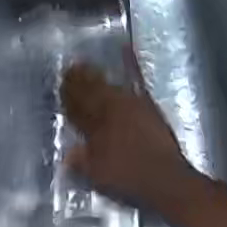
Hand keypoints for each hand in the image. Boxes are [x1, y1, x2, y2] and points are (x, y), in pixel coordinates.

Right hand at [61, 58, 197, 211]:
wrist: (166, 179)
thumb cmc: (129, 178)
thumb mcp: (97, 174)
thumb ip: (79, 160)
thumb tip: (67, 153)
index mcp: (96, 121)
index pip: (77, 103)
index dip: (67, 94)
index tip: (60, 84)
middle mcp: (112, 106)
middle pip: (91, 89)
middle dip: (78, 80)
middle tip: (68, 69)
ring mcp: (131, 103)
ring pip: (108, 84)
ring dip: (95, 74)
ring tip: (85, 65)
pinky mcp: (148, 105)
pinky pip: (136, 78)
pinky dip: (130, 61)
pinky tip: (126, 46)